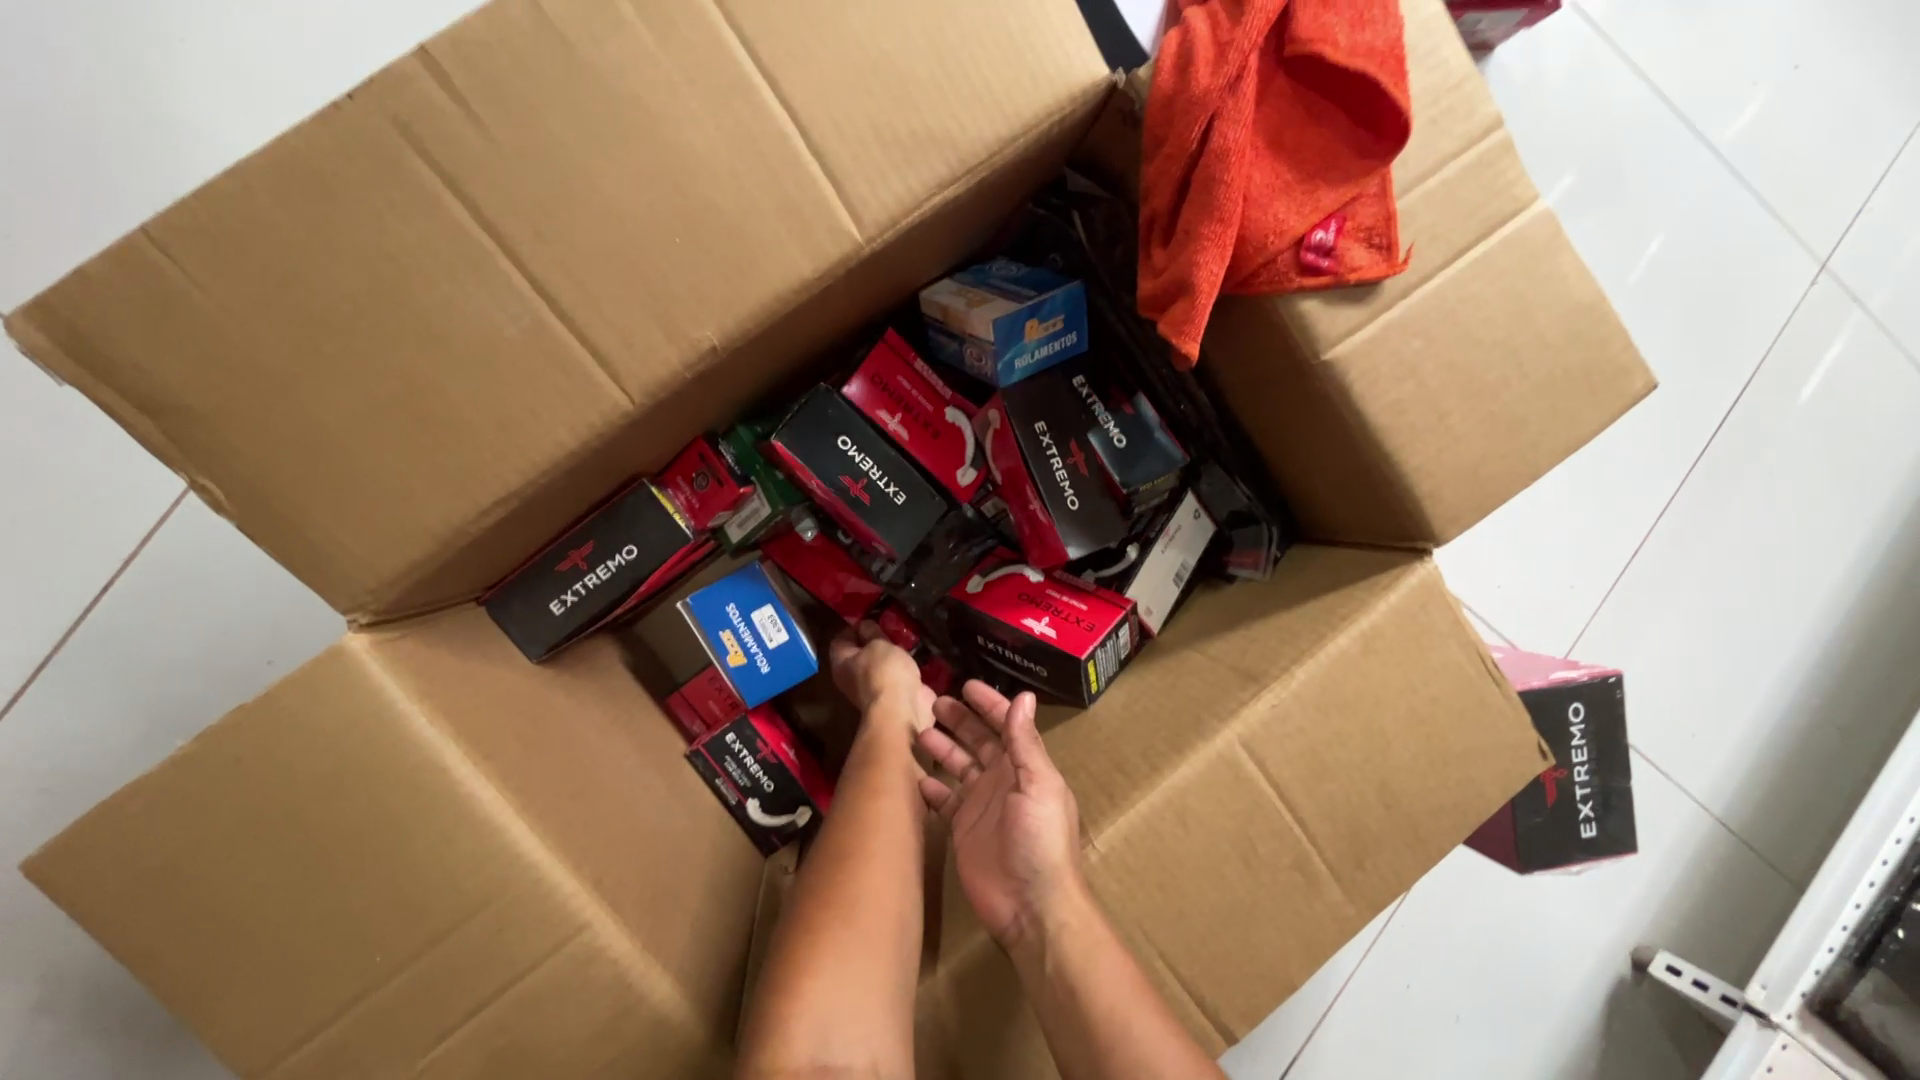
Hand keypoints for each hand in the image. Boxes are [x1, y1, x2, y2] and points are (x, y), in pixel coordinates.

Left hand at [828, 621, 933, 730]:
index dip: (854, 627)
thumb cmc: (884, 672)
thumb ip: (872, 632)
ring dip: (891, 655)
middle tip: (891, 629)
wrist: (902, 710)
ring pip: (879, 666)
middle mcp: (852, 678)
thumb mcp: (878, 643)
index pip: (840, 640)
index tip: (872, 619)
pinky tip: (914, 657)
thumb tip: (865, 625)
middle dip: (875, 641)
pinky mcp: (892, 698)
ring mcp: (872, 690)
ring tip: (905, 640)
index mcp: (841, 664)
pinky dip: (904, 669)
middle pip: (860, 654)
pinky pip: (896, 677)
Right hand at [916, 681, 1084, 951]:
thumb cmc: (1040, 841)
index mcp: (1026, 766)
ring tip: (917, 730)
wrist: (1030, 906)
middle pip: (978, 741)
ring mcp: (981, 805)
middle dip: (958, 720)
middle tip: (930, 701)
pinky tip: (913, 774)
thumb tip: (1024, 696)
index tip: (965, 685)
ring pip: (957, 766)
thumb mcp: (1037, 785)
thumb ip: (1026, 743)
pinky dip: (930, 785)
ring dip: (941, 747)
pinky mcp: (963, 829)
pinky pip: (944, 799)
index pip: (1007, 725)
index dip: (989, 704)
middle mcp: (1003, 780)